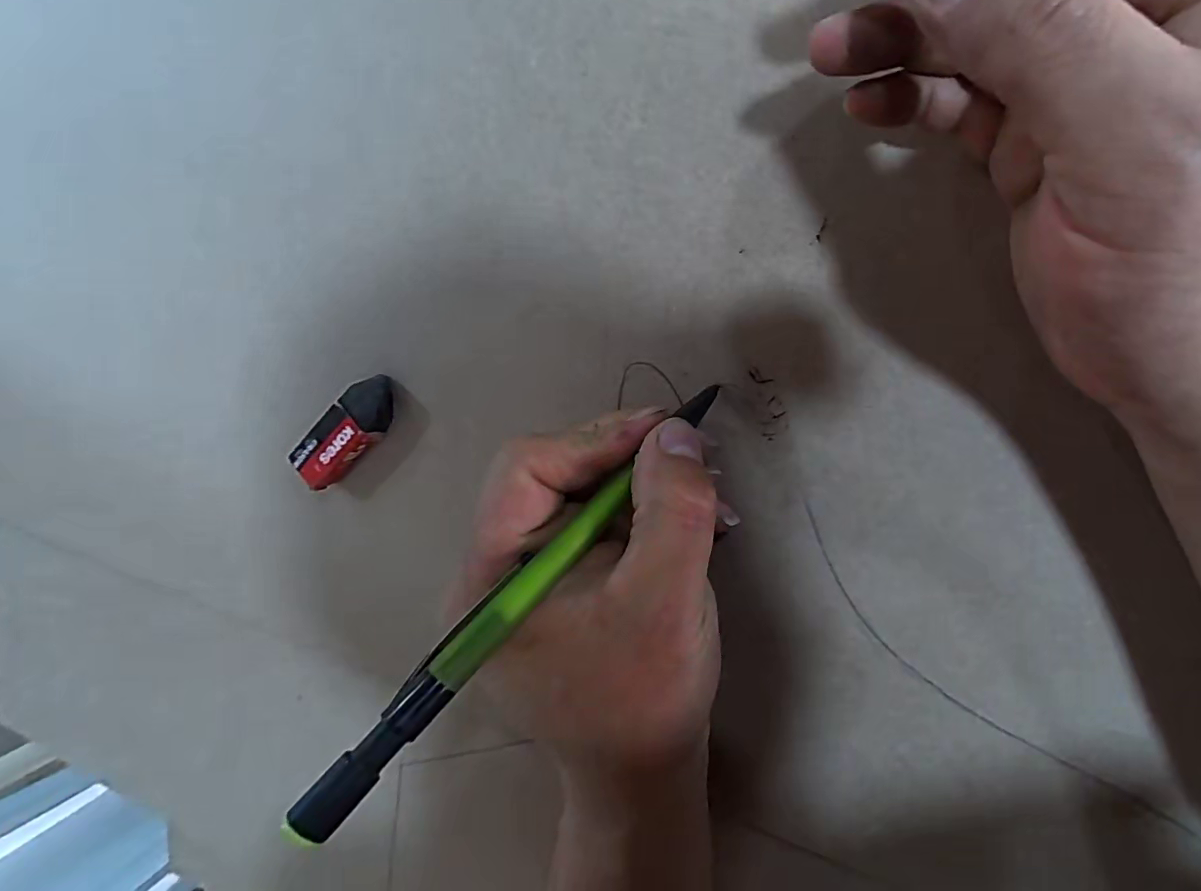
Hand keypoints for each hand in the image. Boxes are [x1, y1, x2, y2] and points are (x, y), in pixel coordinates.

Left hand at [451, 408, 720, 792]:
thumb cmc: (646, 698)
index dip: (595, 438)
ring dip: (650, 481)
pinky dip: (650, 508)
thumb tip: (675, 431)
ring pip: (587, 490)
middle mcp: (501, 564)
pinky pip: (604, 518)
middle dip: (630, 457)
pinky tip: (694, 516)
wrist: (646, 773)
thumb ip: (675, 509)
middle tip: (693, 453)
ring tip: (708, 490)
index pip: (526, 468)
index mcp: (492, 574)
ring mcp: (534, 571)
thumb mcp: (668, 600)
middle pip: (557, 473)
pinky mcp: (568, 577)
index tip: (664, 428)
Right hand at [811, 0, 1200, 441]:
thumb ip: (1047, 29)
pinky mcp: (1037, 153)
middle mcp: (1150, 21)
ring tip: (833, 49)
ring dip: (903, 29)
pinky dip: (914, 97)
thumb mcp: (1148, 133)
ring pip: (983, 27)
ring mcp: (1086, 92)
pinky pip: (965, 102)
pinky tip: (869, 107)